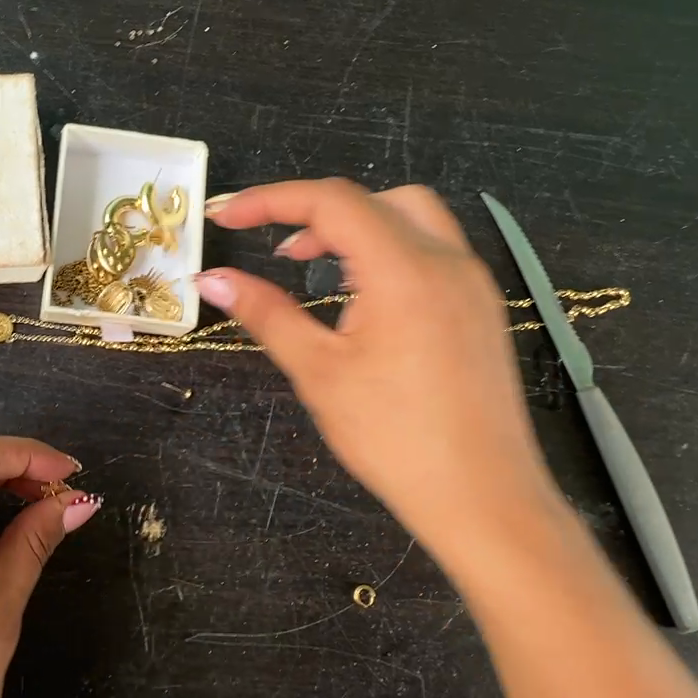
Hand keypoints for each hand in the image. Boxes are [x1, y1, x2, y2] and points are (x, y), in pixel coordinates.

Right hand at [196, 180, 565, 560]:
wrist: (485, 499)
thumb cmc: (394, 438)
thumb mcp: (318, 372)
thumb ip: (266, 314)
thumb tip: (211, 280)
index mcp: (404, 270)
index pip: (331, 202)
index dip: (271, 200)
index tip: (225, 218)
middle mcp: (446, 261)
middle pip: (373, 199)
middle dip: (313, 210)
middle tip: (273, 246)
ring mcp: (472, 282)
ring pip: (409, 216)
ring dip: (354, 226)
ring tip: (312, 266)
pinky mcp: (481, 307)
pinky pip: (430, 248)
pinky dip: (386, 248)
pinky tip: (361, 296)